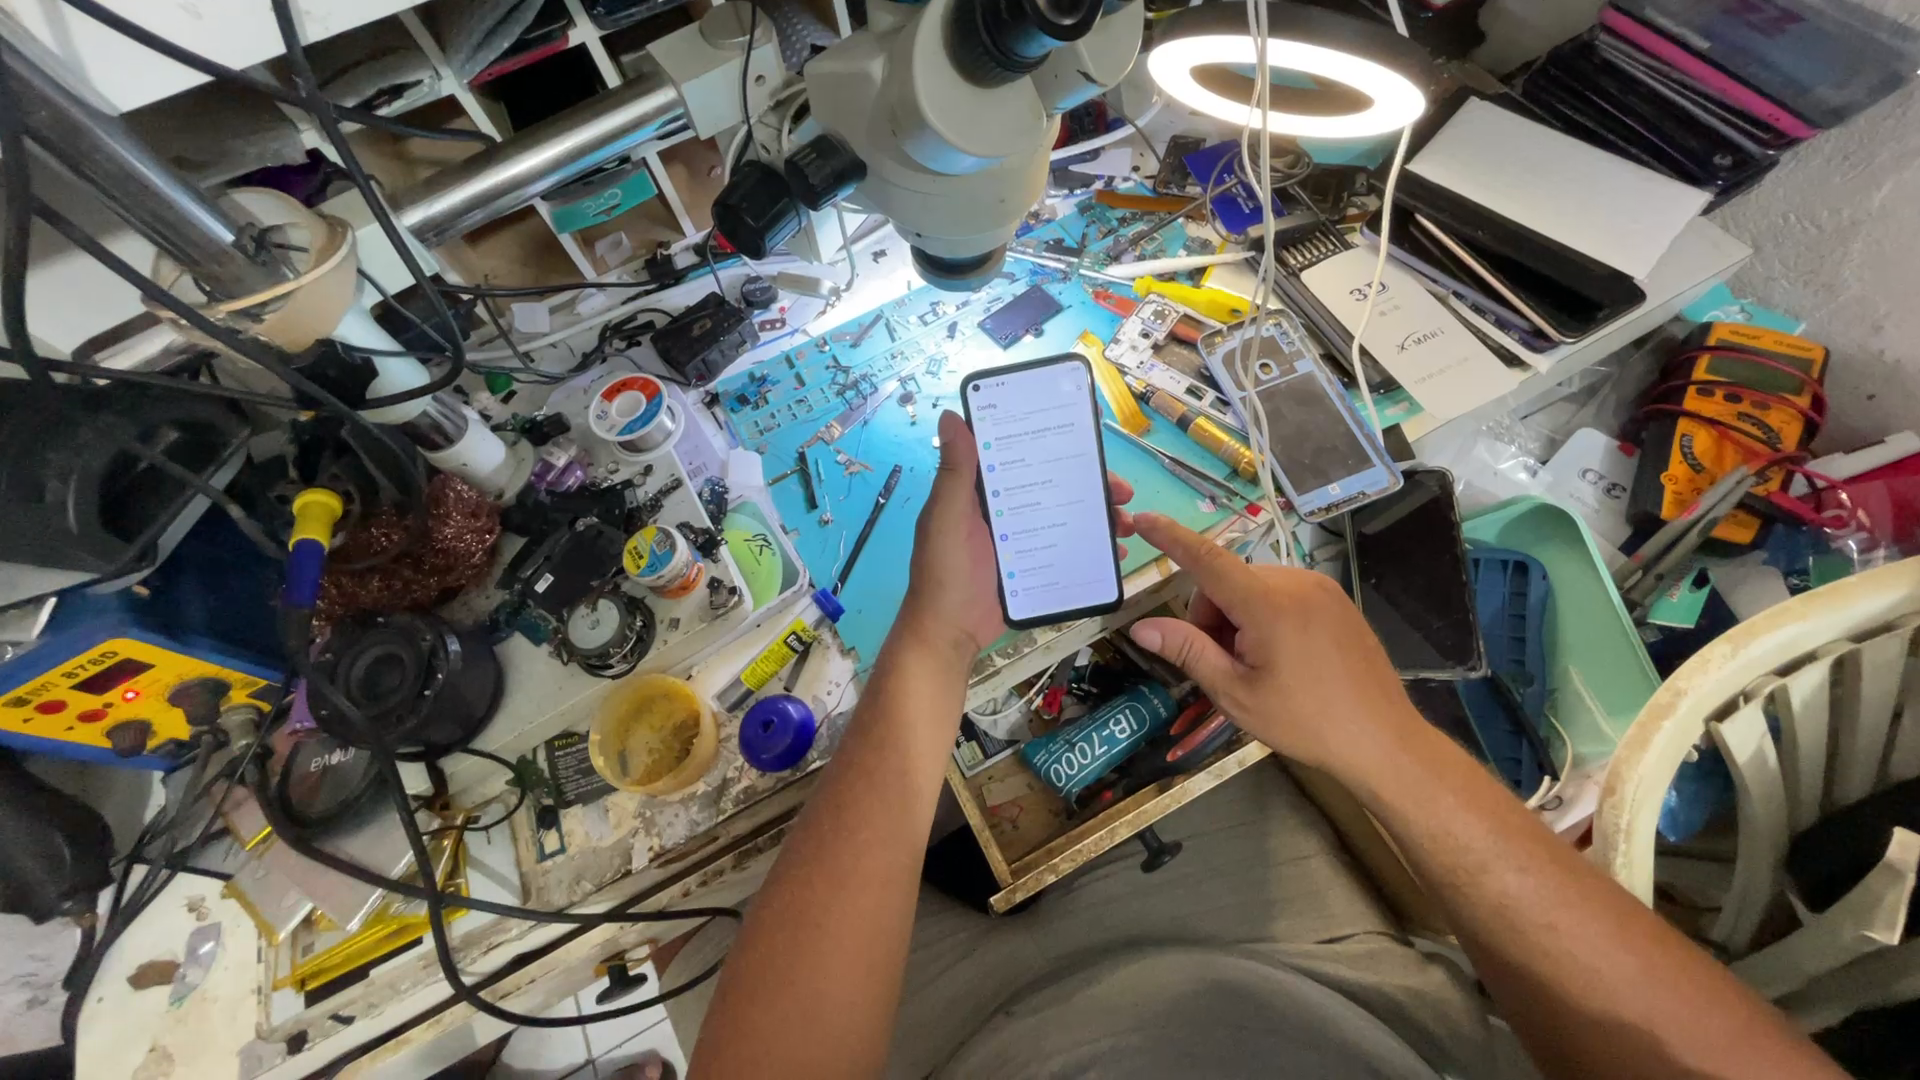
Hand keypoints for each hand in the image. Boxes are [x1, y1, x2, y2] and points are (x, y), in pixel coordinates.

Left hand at [899, 410, 1134, 660]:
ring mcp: (1020, 538)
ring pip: (1066, 515)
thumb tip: (950, 414)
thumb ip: (954, 471)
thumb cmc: (945, 570)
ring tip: (1127, 524)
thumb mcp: (946, 516)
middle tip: (1123, 491)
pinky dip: (1091, 547)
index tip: (1088, 437)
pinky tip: (1115, 552)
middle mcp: (1003, 508)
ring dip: (1099, 515)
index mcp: (981, 491)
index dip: (1054, 443)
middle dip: (1091, 483)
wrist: (949, 633)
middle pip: (1054, 485)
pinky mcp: (1033, 565)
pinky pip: (1066, 548)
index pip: (1022, 454)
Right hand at [1126, 513, 1419, 776]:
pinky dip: (1263, 615)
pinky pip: (1279, 592)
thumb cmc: (1304, 721)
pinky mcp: (1335, 599)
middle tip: (1224, 666)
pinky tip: (1281, 657)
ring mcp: (1319, 588)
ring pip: (1251, 587)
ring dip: (1237, 618)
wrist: (1383, 740)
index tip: (1142, 518)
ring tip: (1257, 666)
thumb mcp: (1235, 692)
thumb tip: (1142, 627)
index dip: (1171, 537)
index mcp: (1267, 603)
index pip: (1206, 559)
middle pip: (1225, 582)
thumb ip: (1187, 651)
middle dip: (1211, 617)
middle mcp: (1295, 582)